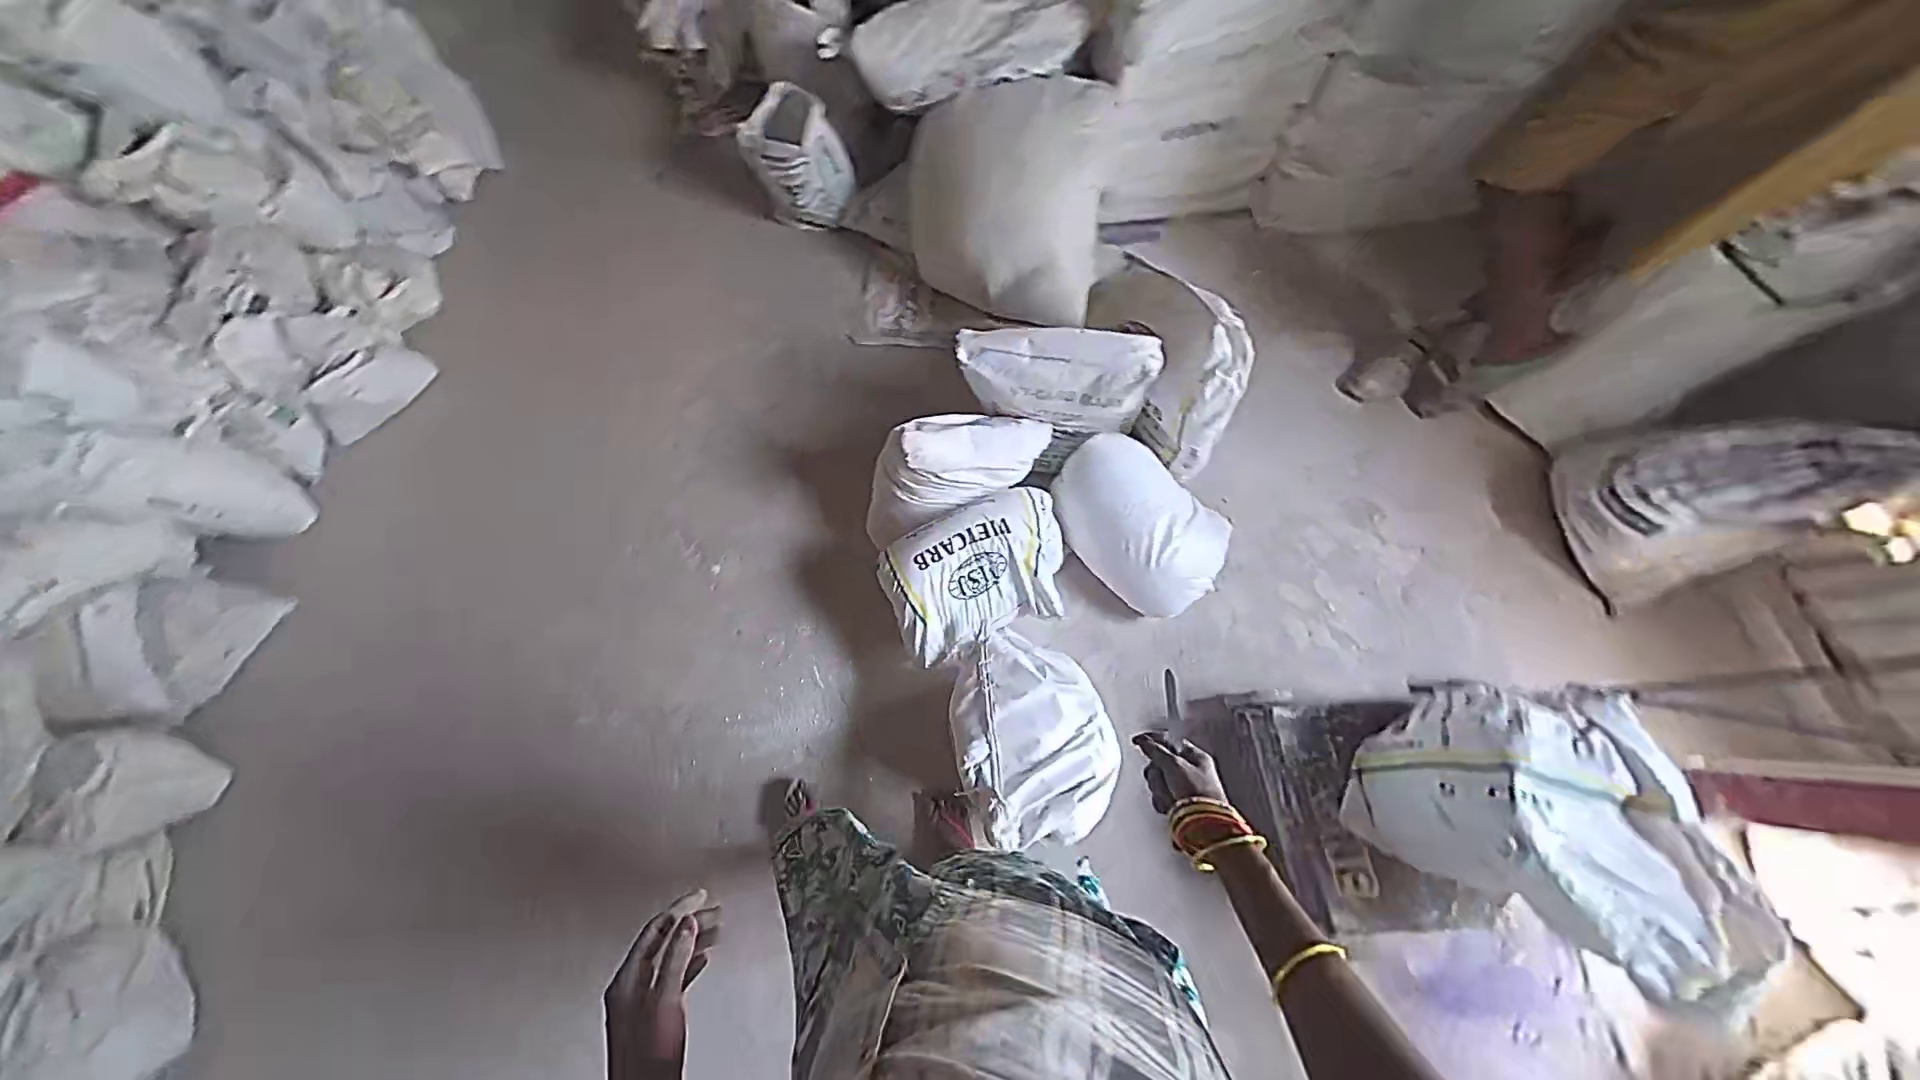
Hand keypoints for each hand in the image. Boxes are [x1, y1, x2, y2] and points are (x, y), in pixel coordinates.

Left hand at [606, 889, 720, 1079]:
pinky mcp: (655, 1012)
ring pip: (670, 956)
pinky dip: (690, 961)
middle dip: (689, 921)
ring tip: (716, 926)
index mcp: (627, 980)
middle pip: (663, 941)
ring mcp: (642, 1000)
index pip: (655, 930)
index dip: (679, 909)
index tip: (700, 895)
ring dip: (693, 939)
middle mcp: (631, 987)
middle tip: (713, 907)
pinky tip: (701, 959)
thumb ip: (676, 959)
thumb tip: (686, 924)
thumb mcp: (666, 1000)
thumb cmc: (648, 1058)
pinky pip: (674, 974)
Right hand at [1132, 731, 1228, 813]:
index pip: (1170, 742)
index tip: (1139, 741)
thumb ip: (1155, 750)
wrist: (1204, 824)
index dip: (1153, 741)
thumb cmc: (1196, 791)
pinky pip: (1161, 796)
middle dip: (1157, 772)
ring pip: (1159, 780)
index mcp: (1196, 757)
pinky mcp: (1178, 804)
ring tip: (1168, 795)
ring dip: (1159, 788)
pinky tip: (1169, 805)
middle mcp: (1191, 772)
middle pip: (1160, 763)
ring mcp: (1185, 788)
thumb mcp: (1173, 764)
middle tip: (1161, 776)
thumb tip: (1143, 741)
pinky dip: (1162, 800)